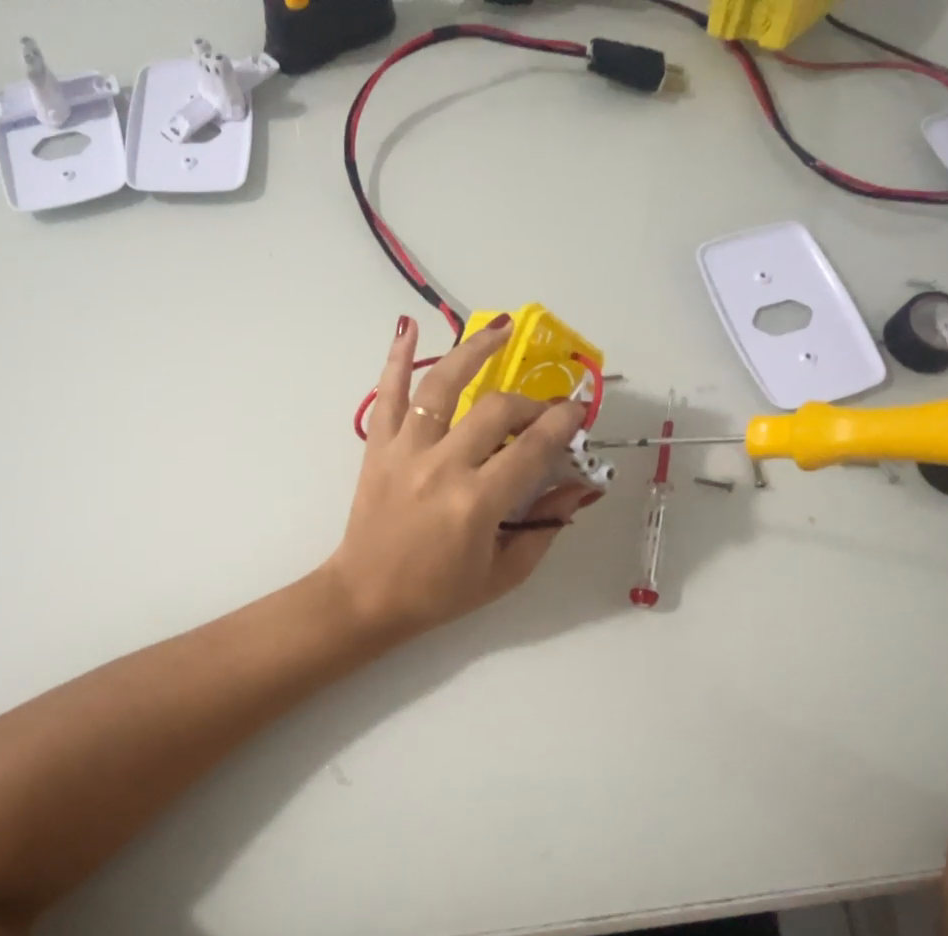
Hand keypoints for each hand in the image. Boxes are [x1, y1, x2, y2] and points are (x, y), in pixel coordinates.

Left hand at [322, 313, 596, 637]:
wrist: (366, 596)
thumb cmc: (438, 593)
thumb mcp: (504, 573)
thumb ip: (545, 527)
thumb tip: (581, 486)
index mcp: (477, 503)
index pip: (533, 447)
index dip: (563, 423)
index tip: (577, 410)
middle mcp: (442, 467)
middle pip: (496, 411)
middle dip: (529, 403)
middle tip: (543, 410)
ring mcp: (405, 451)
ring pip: (443, 386)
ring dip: (475, 351)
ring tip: (502, 328)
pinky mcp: (377, 448)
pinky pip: (388, 395)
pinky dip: (397, 359)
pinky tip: (408, 327)